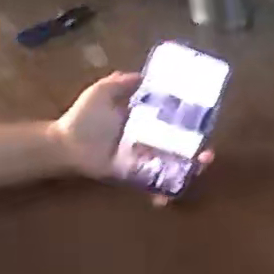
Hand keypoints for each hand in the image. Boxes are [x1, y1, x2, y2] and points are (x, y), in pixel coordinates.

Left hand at [46, 72, 213, 205]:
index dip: (194, 125)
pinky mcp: (136, 176)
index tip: (206, 125)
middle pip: (183, 149)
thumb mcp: (101, 92)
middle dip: (200, 154)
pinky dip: (163, 194)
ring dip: (190, 172)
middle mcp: (151, 141)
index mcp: (147, 121)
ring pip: (175, 168)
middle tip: (207, 155)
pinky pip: (154, 185)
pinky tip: (166, 198)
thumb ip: (121, 83)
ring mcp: (145, 161)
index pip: (177, 123)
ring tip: (196, 170)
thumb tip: (143, 75)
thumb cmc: (83, 117)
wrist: (65, 144)